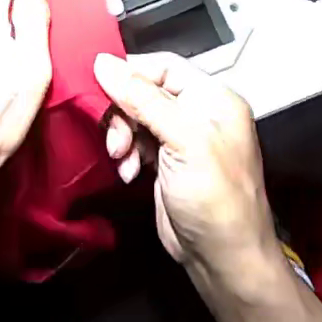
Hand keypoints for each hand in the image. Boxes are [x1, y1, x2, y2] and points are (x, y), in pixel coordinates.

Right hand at [94, 53, 279, 291]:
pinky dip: (127, 155)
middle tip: (115, 139)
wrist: (223, 259)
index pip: (165, 66)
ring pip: (137, 118)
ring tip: (121, 159)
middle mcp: (199, 113)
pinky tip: (128, 173)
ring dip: (122, 136)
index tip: (97, 84)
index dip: (131, 73)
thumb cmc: (215, 196)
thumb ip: (144, 100)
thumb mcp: (183, 140)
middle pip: (146, 92)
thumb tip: (103, 62)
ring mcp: (182, 139)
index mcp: (214, 98)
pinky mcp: (167, 162)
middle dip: (124, 112)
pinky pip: (137, 143)